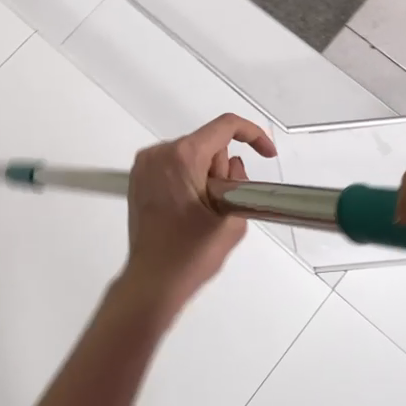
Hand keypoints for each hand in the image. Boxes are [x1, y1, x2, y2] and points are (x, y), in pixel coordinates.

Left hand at [120, 113, 277, 314]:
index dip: (252, 135)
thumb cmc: (188, 255)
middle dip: (221, 167)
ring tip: (202, 212)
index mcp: (182, 158)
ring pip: (189, 154)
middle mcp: (158, 154)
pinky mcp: (138, 177)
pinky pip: (172, 164)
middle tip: (220, 202)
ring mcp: (144, 165)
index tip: (266, 152)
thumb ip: (238, 182)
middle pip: (205, 143)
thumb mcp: (231, 218)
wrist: (153, 278)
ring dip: (204, 174)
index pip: (224, 126)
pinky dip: (187, 178)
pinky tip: (188, 209)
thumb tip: (233, 165)